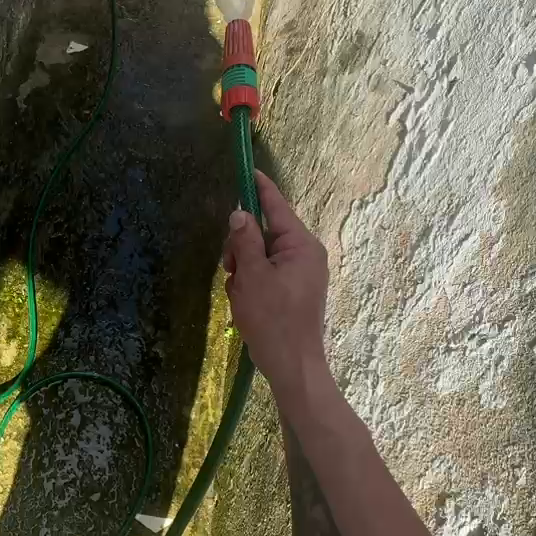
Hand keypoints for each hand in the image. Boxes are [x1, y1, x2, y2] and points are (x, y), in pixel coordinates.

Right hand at [222, 171, 329, 401]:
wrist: (292, 365)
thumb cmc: (273, 319)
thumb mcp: (252, 276)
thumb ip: (244, 242)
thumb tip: (239, 214)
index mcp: (301, 245)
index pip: (276, 207)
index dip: (259, 188)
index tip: (247, 170)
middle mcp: (305, 254)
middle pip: (263, 232)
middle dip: (241, 247)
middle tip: (231, 269)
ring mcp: (300, 274)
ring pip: (260, 255)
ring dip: (243, 270)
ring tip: (240, 294)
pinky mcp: (293, 291)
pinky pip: (265, 274)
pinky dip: (250, 284)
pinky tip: (245, 303)